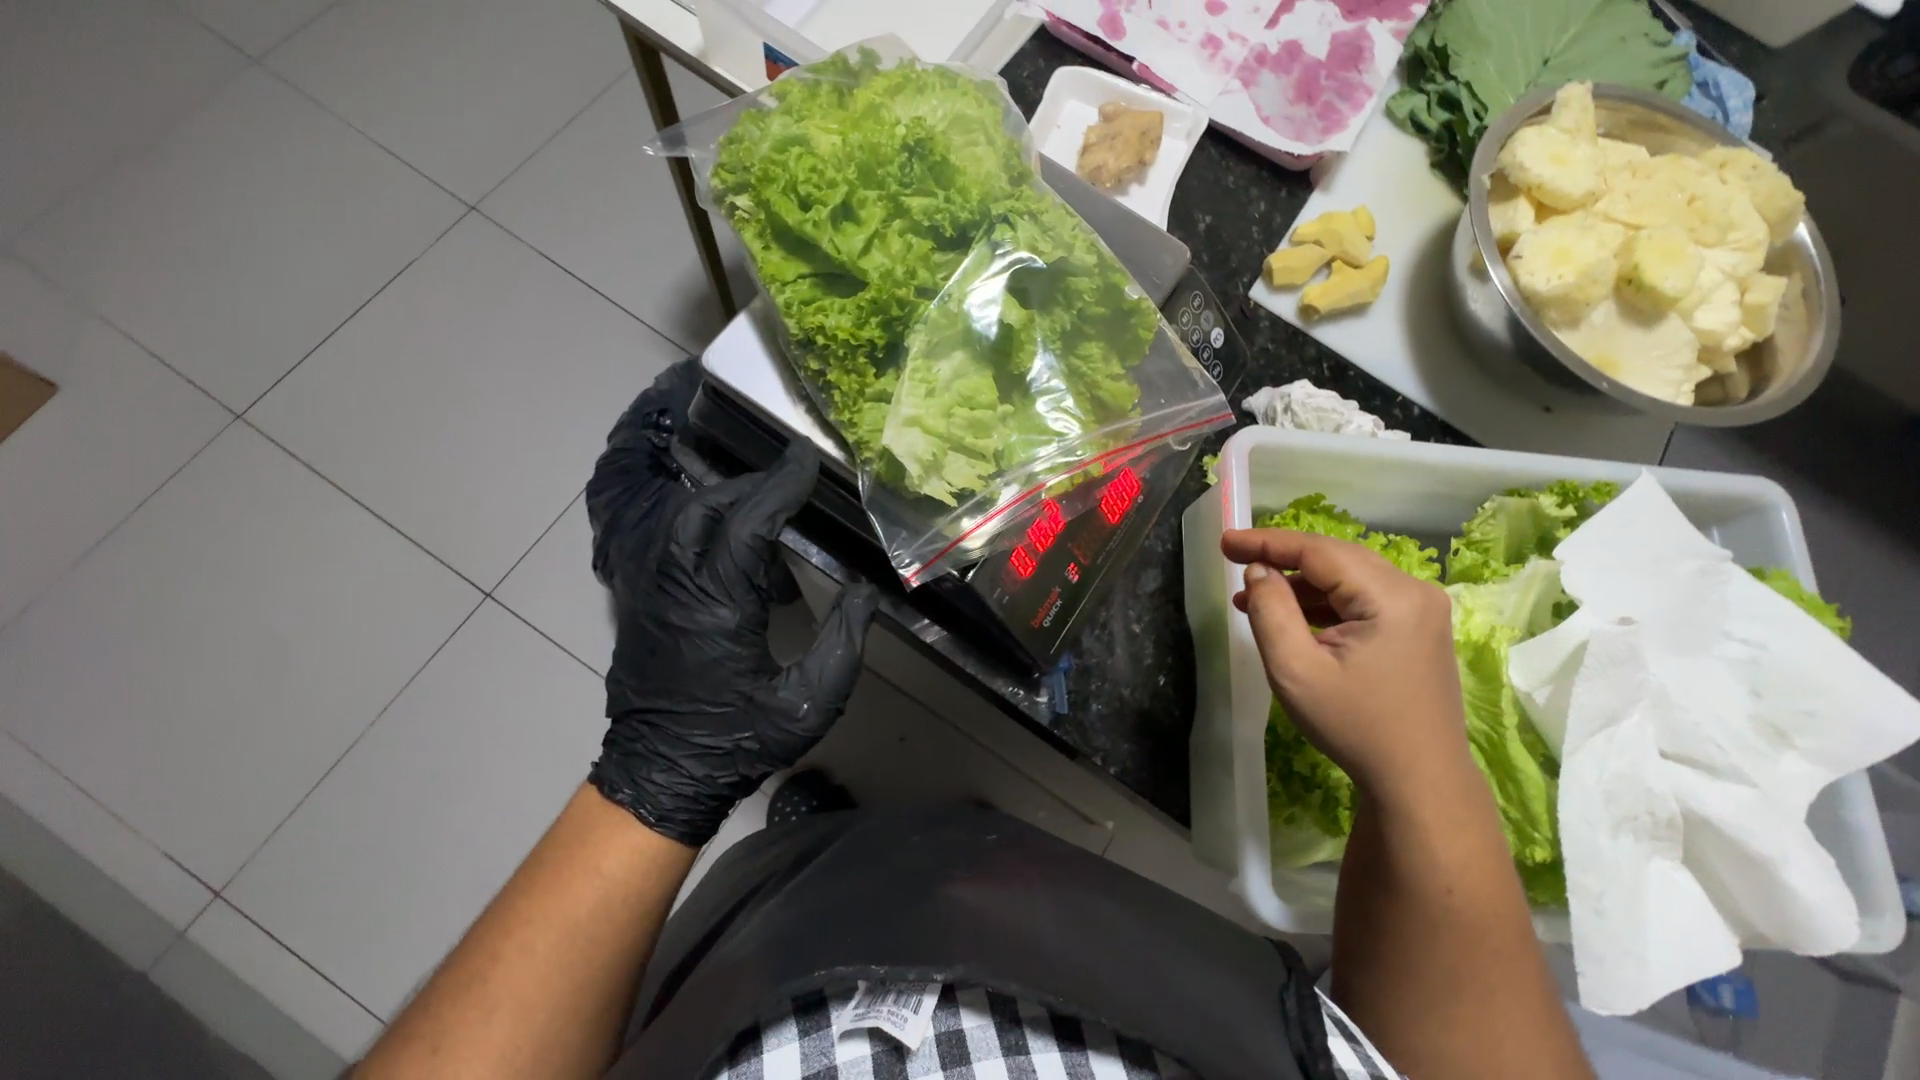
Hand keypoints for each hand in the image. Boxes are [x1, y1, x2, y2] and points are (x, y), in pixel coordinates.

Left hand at [585, 373, 877, 846]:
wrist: (661, 773)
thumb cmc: (739, 742)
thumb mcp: (809, 704)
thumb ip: (843, 641)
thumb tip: (864, 592)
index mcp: (719, 606)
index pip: (749, 522)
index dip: (781, 485)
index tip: (806, 459)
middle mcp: (678, 587)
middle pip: (704, 507)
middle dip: (748, 484)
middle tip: (787, 481)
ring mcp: (651, 593)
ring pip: (678, 520)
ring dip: (720, 499)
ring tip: (761, 504)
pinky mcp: (641, 603)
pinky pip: (666, 541)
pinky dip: (699, 521)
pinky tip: (725, 533)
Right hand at [1222, 528, 1469, 797]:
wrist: (1418, 780)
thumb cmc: (1353, 726)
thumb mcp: (1295, 670)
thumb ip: (1271, 611)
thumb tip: (1258, 570)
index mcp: (1391, 597)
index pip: (1319, 551)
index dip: (1268, 542)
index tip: (1225, 541)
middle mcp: (1414, 591)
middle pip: (1336, 558)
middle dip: (1283, 557)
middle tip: (1234, 560)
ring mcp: (1422, 609)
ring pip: (1349, 577)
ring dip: (1301, 583)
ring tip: (1252, 597)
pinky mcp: (1419, 627)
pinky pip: (1363, 598)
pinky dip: (1325, 601)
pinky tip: (1292, 616)